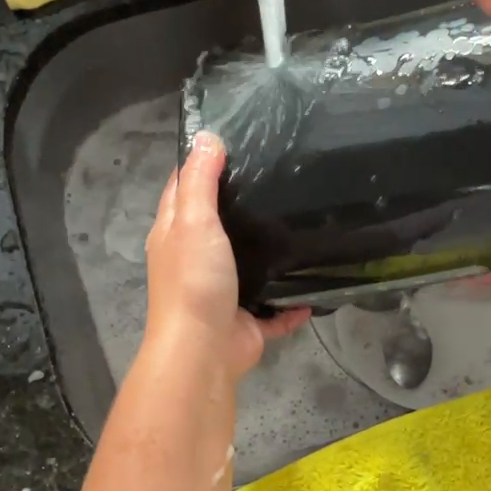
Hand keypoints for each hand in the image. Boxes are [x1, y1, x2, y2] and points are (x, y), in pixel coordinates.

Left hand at [142, 131, 308, 381]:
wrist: (203, 352)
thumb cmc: (194, 281)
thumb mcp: (194, 221)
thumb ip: (201, 181)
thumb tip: (207, 138)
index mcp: (175, 234)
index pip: (184, 188)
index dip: (202, 164)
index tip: (236, 142)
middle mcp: (195, 261)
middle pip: (218, 226)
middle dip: (242, 206)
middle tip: (282, 179)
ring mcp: (221, 293)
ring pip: (248, 266)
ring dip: (269, 254)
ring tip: (303, 224)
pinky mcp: (246, 322)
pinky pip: (275, 309)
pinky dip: (292, 304)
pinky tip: (315, 289)